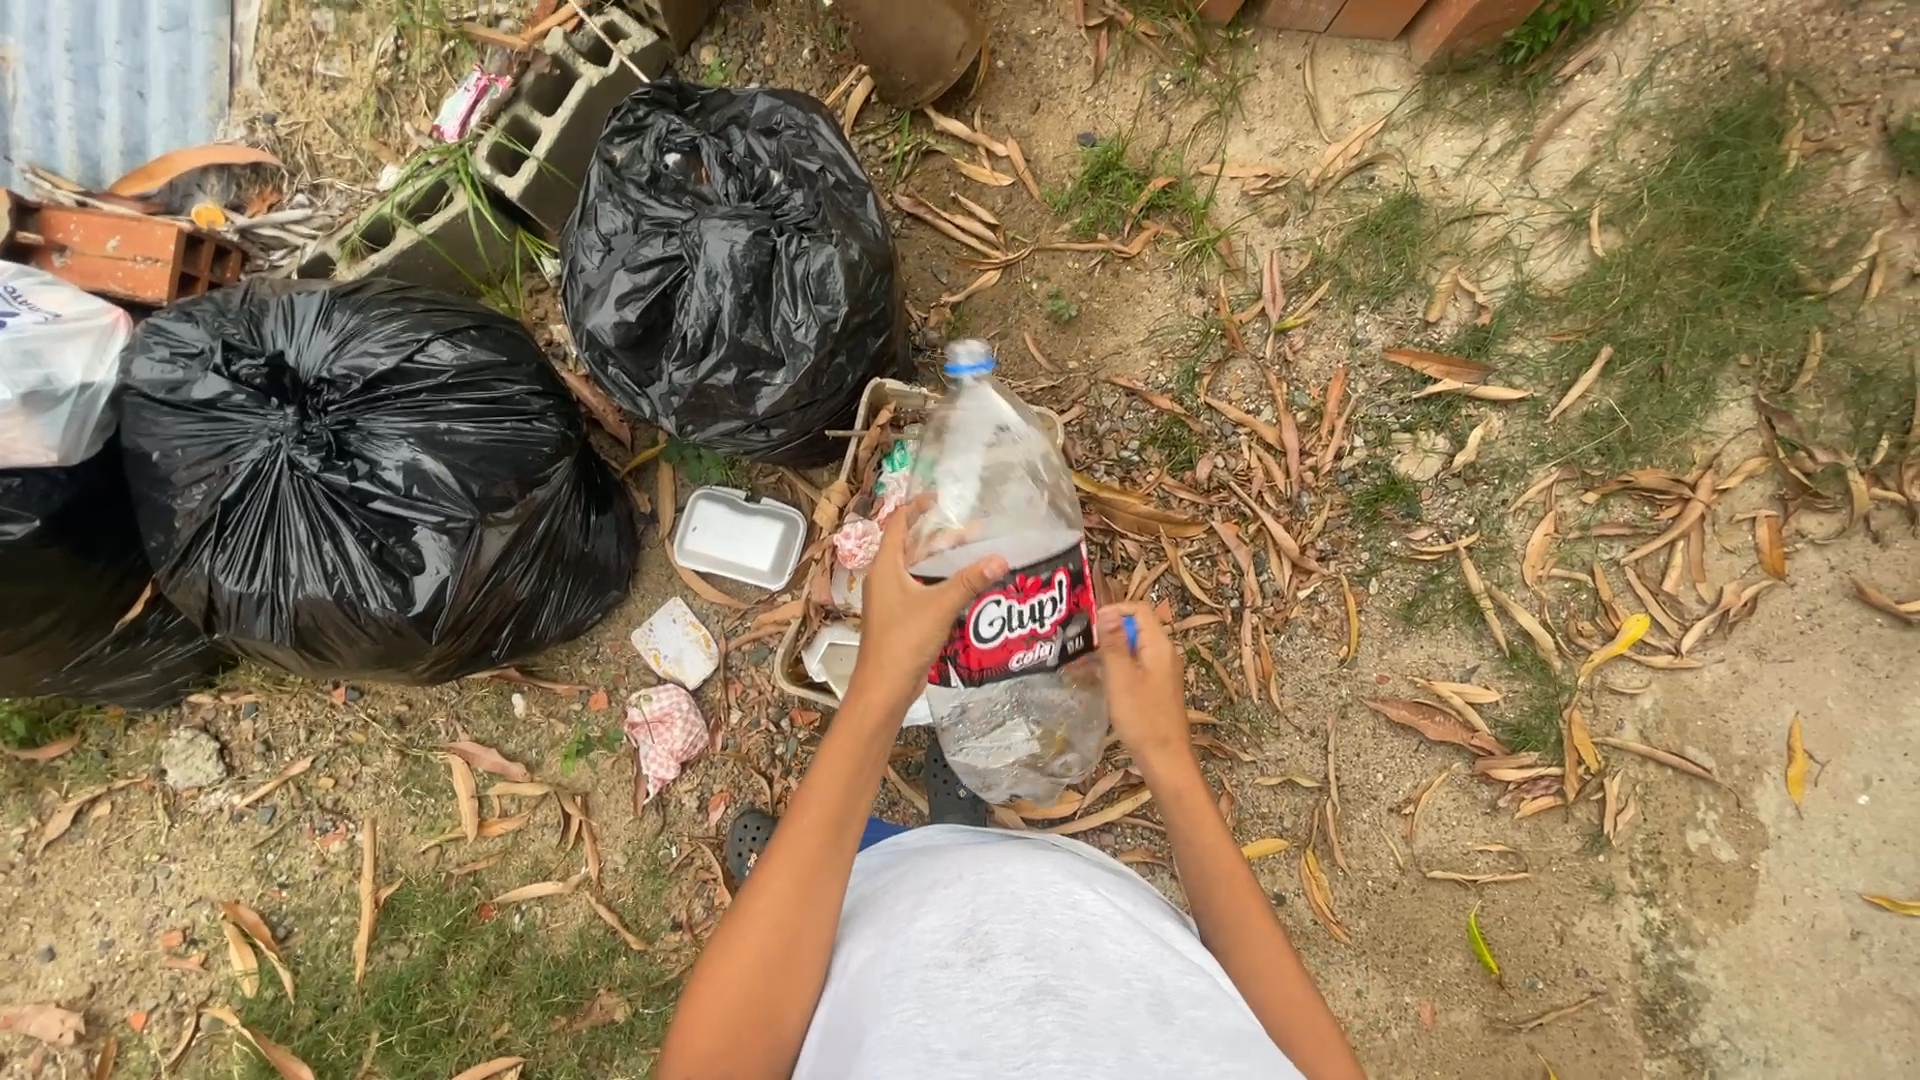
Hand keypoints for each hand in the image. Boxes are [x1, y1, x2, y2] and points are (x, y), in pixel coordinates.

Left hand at [845, 495, 1007, 715]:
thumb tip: (1000, 559)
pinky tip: (964, 584)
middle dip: (939, 535)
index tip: (939, 498)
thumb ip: (969, 581)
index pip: (898, 524)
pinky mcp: (901, 618)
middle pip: (911, 546)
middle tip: (971, 527)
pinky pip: (922, 589)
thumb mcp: (939, 606)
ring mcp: (892, 600)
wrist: (885, 687)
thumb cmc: (904, 640)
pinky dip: (940, 581)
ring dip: (942, 559)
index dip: (916, 507)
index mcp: (885, 567)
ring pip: (918, 569)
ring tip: (973, 551)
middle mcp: (885, 578)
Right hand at [1095, 603, 1194, 775]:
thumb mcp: (1120, 676)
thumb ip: (1114, 642)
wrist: (1165, 759)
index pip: (1139, 609)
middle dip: (1106, 632)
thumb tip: (1106, 610)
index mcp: (1159, 646)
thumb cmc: (1141, 717)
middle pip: (1135, 628)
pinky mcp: (1155, 688)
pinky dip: (1114, 668)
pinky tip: (1093, 679)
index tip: (1089, 625)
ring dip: (1107, 652)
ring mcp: (1160, 672)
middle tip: (1078, 644)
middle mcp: (1163, 654)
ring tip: (1079, 662)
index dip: (1113, 610)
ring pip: (1132, 649)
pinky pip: (1133, 667)